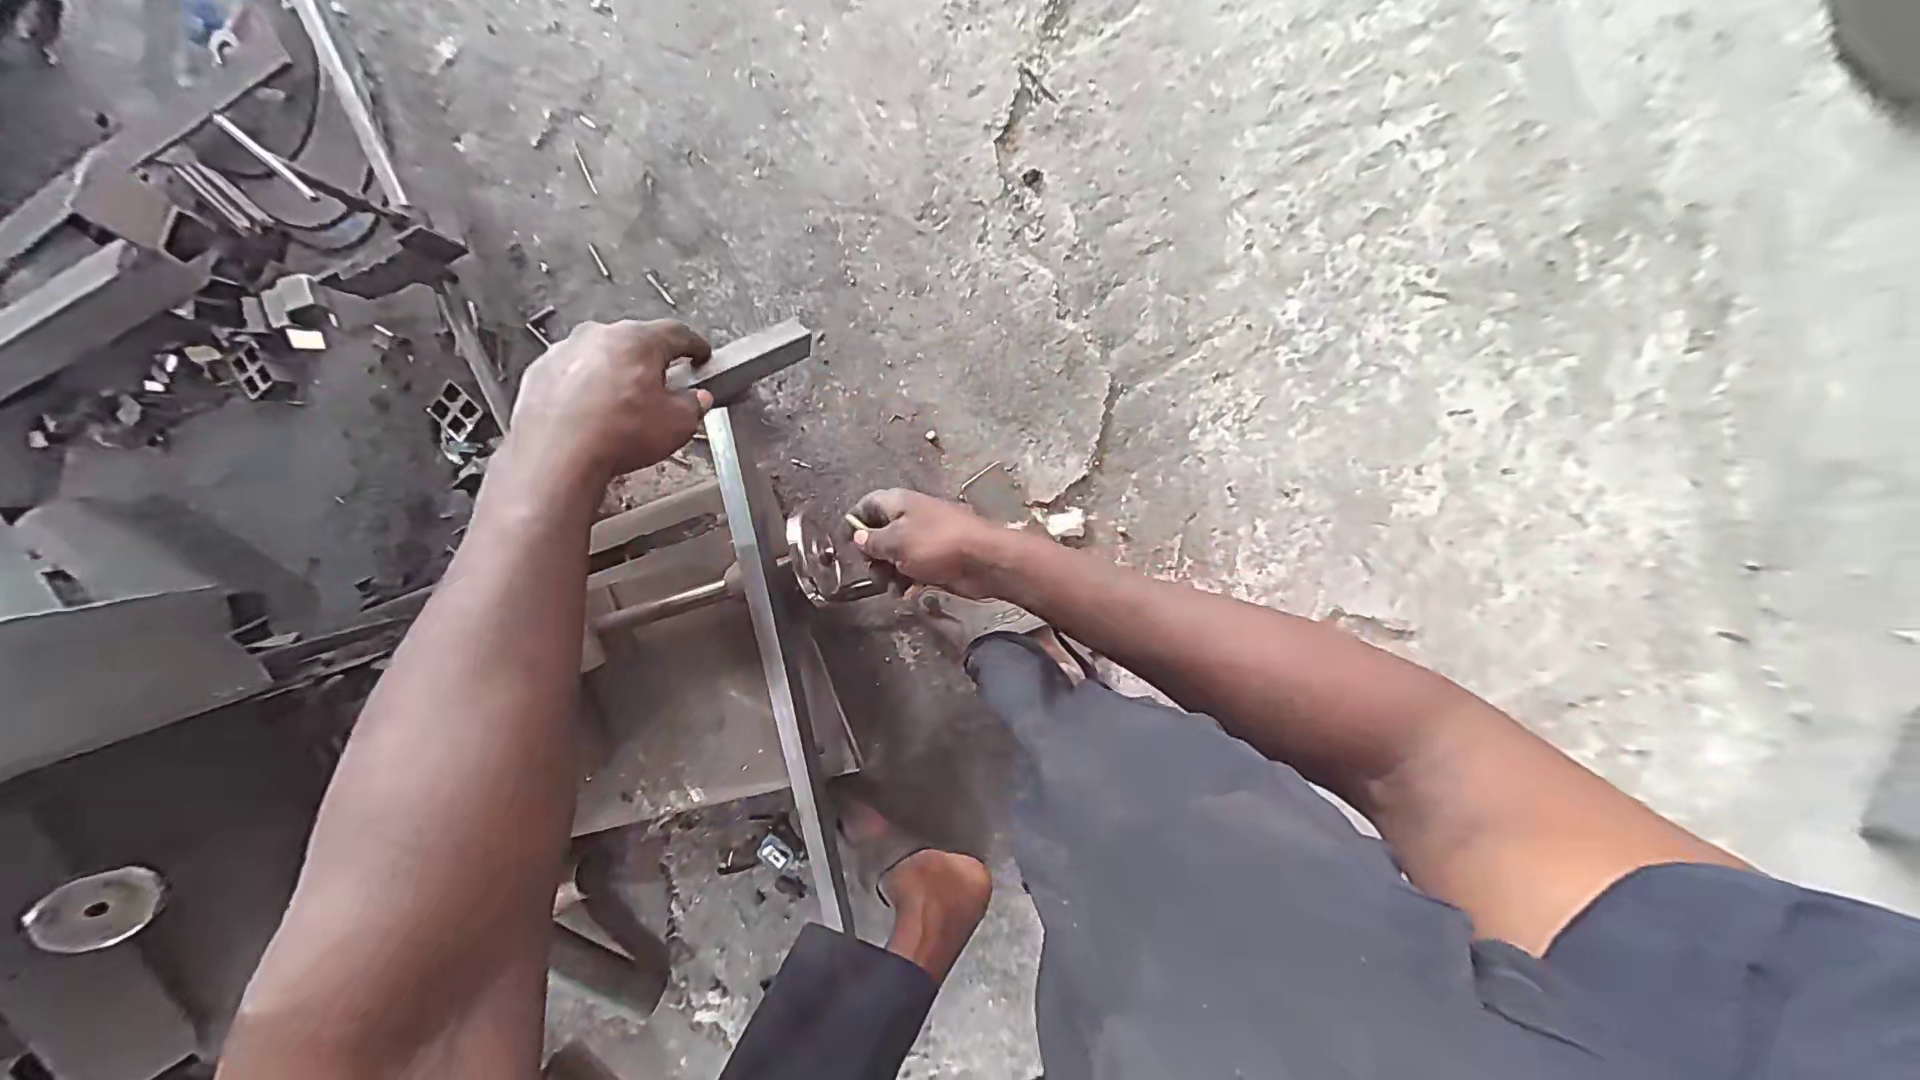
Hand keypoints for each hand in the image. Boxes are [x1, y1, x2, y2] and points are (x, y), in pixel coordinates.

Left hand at [507, 320, 712, 486]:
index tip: (701, 354)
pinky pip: (574, 374)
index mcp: (638, 341)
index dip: (695, 345)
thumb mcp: (679, 424)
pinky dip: (587, 389)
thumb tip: (696, 399)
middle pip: (636, 343)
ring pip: (602, 357)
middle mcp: (598, 336)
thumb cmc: (617, 435)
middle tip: (664, 390)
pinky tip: (596, 416)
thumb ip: (694, 404)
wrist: (557, 456)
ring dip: (618, 376)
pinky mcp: (540, 372)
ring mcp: (565, 351)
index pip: (677, 333)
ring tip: (626, 410)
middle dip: (653, 364)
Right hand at [848, 489, 1022, 598]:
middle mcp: (911, 517)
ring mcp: (925, 539)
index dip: (853, 522)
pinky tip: (906, 592)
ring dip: (889, 573)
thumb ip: (873, 540)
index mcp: (899, 503)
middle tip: (875, 572)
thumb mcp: (896, 541)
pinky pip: (913, 569)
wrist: (983, 560)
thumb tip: (858, 537)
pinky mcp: (936, 560)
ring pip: (895, 556)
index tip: (845, 544)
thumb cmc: (936, 544)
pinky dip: (907, 580)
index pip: (867, 505)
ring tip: (892, 588)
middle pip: (879, 534)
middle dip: (873, 556)